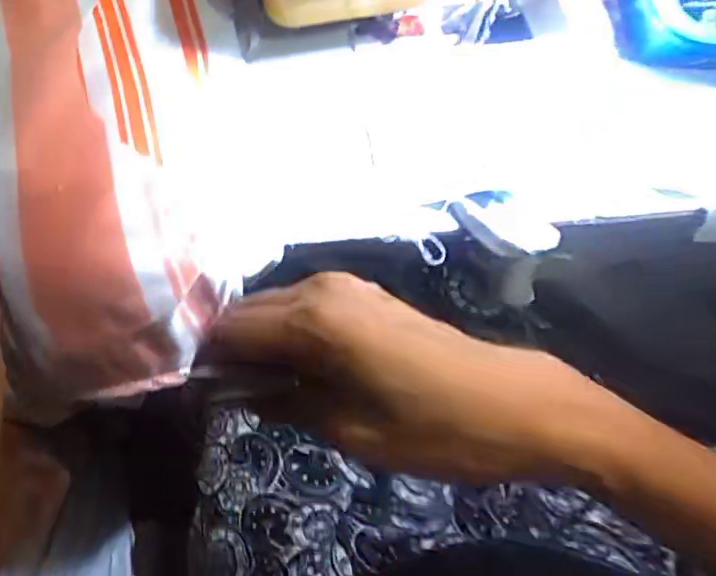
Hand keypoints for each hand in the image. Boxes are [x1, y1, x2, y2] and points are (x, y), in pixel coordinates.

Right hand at [206, 272, 634, 482]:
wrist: (517, 401)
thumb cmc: (435, 425)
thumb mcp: (354, 432)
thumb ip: (286, 405)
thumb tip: (241, 394)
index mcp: (312, 319)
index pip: (234, 329)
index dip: (209, 356)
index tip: (197, 387)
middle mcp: (317, 287)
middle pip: (248, 309)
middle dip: (229, 344)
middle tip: (224, 388)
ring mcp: (341, 284)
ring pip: (273, 303)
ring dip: (257, 336)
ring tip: (258, 380)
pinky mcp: (360, 291)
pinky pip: (301, 303)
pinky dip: (285, 328)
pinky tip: (294, 361)